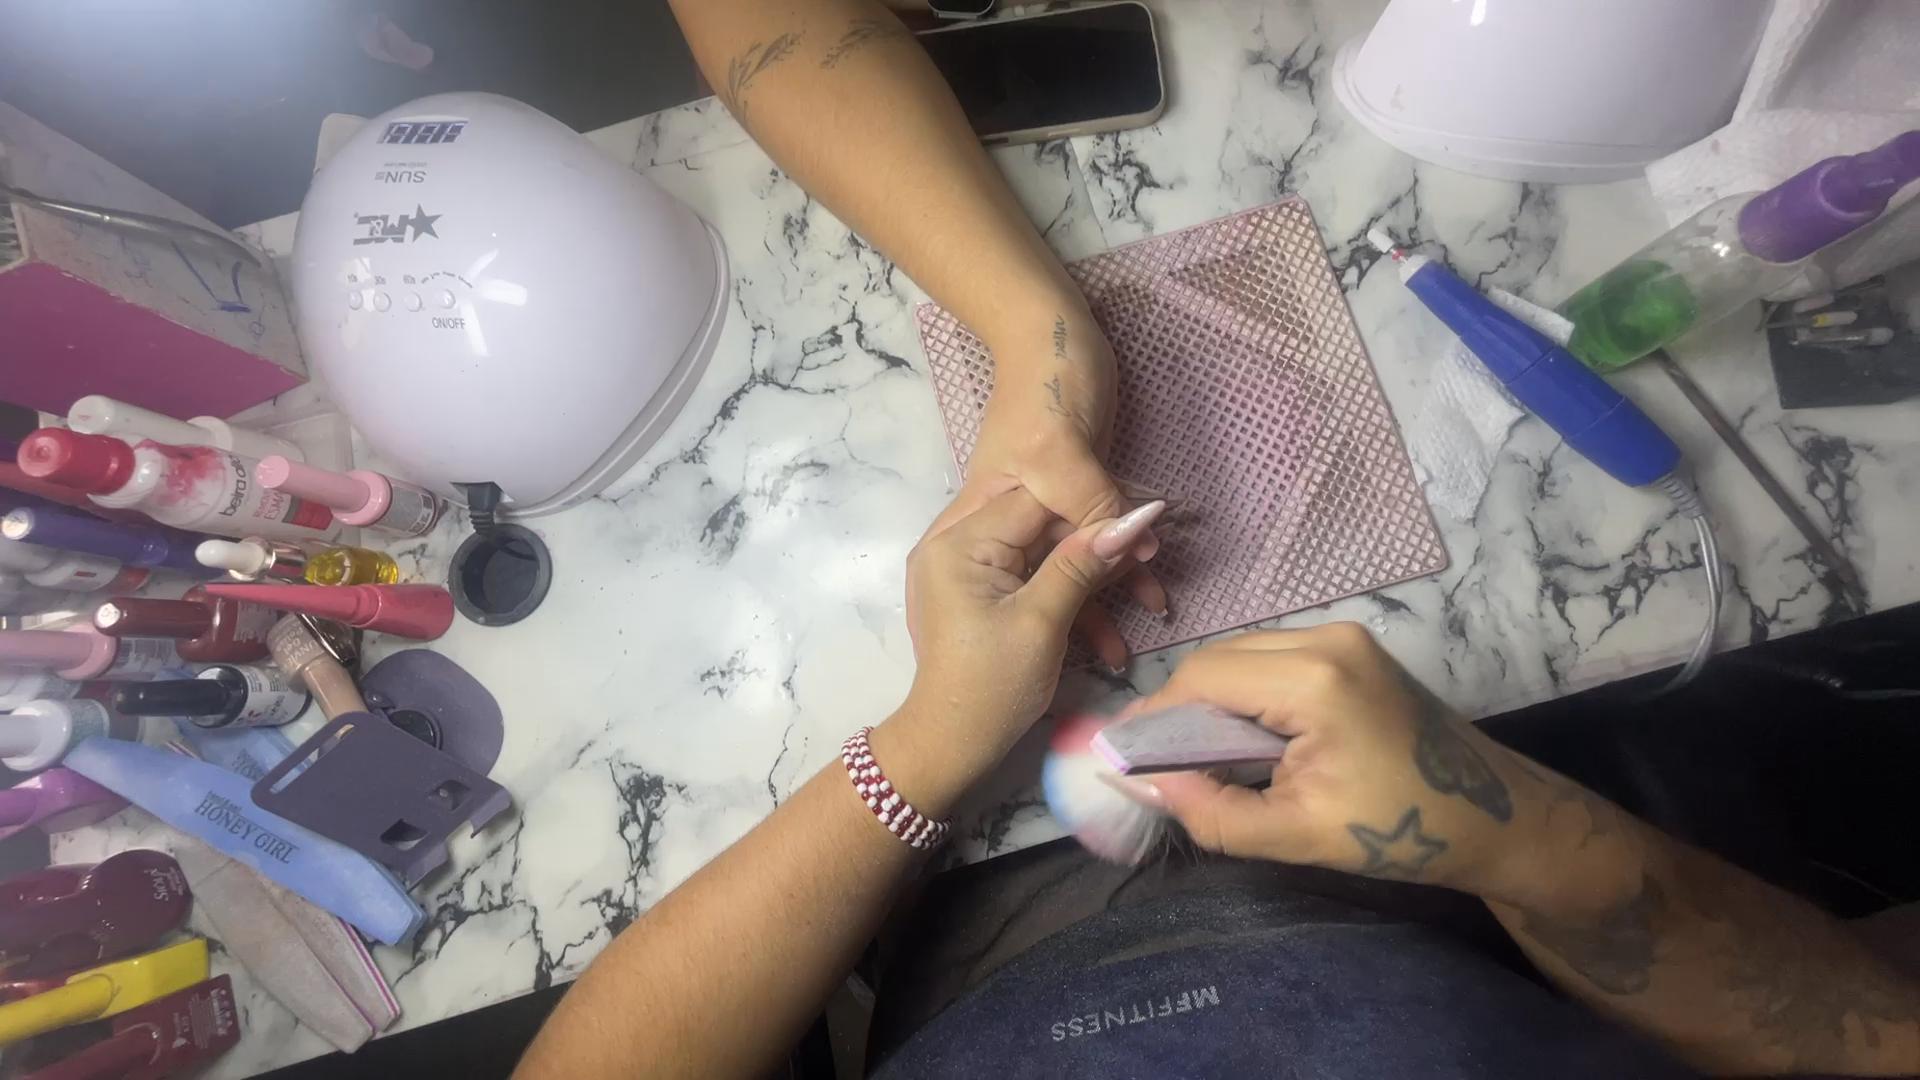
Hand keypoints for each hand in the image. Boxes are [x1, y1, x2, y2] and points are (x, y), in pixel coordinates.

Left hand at [890, 488, 1165, 790]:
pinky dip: (1063, 597)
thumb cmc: (994, 686)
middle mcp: (951, 544)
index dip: (1091, 514)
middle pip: (1036, 524)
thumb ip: (1082, 563)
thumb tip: (1137, 515)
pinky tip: (1108, 634)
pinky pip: (1026, 576)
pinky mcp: (977, 591)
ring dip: (1087, 578)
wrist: (953, 744)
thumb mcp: (1042, 621)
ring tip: (1143, 598)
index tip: (1143, 533)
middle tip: (1146, 566)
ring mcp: (962, 568)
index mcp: (958, 543)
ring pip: (1038, 552)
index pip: (1033, 501)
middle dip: (1093, 547)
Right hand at [923, 317, 1166, 670]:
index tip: (1087, 648)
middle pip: (1042, 578)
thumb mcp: (1058, 450)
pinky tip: (1147, 580)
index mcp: (986, 516)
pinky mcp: (1069, 493)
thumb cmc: (1044, 387)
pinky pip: (1093, 537)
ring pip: (1071, 562)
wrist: (1053, 333)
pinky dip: (1119, 556)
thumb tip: (1136, 550)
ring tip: (1141, 631)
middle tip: (1120, 655)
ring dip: (1106, 592)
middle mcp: (1009, 518)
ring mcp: (1040, 506)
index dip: (1049, 612)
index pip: (1018, 575)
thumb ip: (1089, 504)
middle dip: (1081, 616)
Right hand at [1135, 624, 1533, 894]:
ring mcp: (1338, 634)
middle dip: (1180, 706)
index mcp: (1315, 679)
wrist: (1502, 817)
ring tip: (1202, 748)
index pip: (1203, 677)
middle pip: (1216, 658)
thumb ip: (1214, 814)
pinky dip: (1240, 689)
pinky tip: (1244, 730)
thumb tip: (1146, 784)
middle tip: (1164, 756)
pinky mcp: (1345, 643)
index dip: (1156, 713)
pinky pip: (1265, 656)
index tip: (1125, 751)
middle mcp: (1324, 638)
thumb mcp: (1301, 837)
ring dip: (1209, 696)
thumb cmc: (1405, 832)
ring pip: (1237, 653)